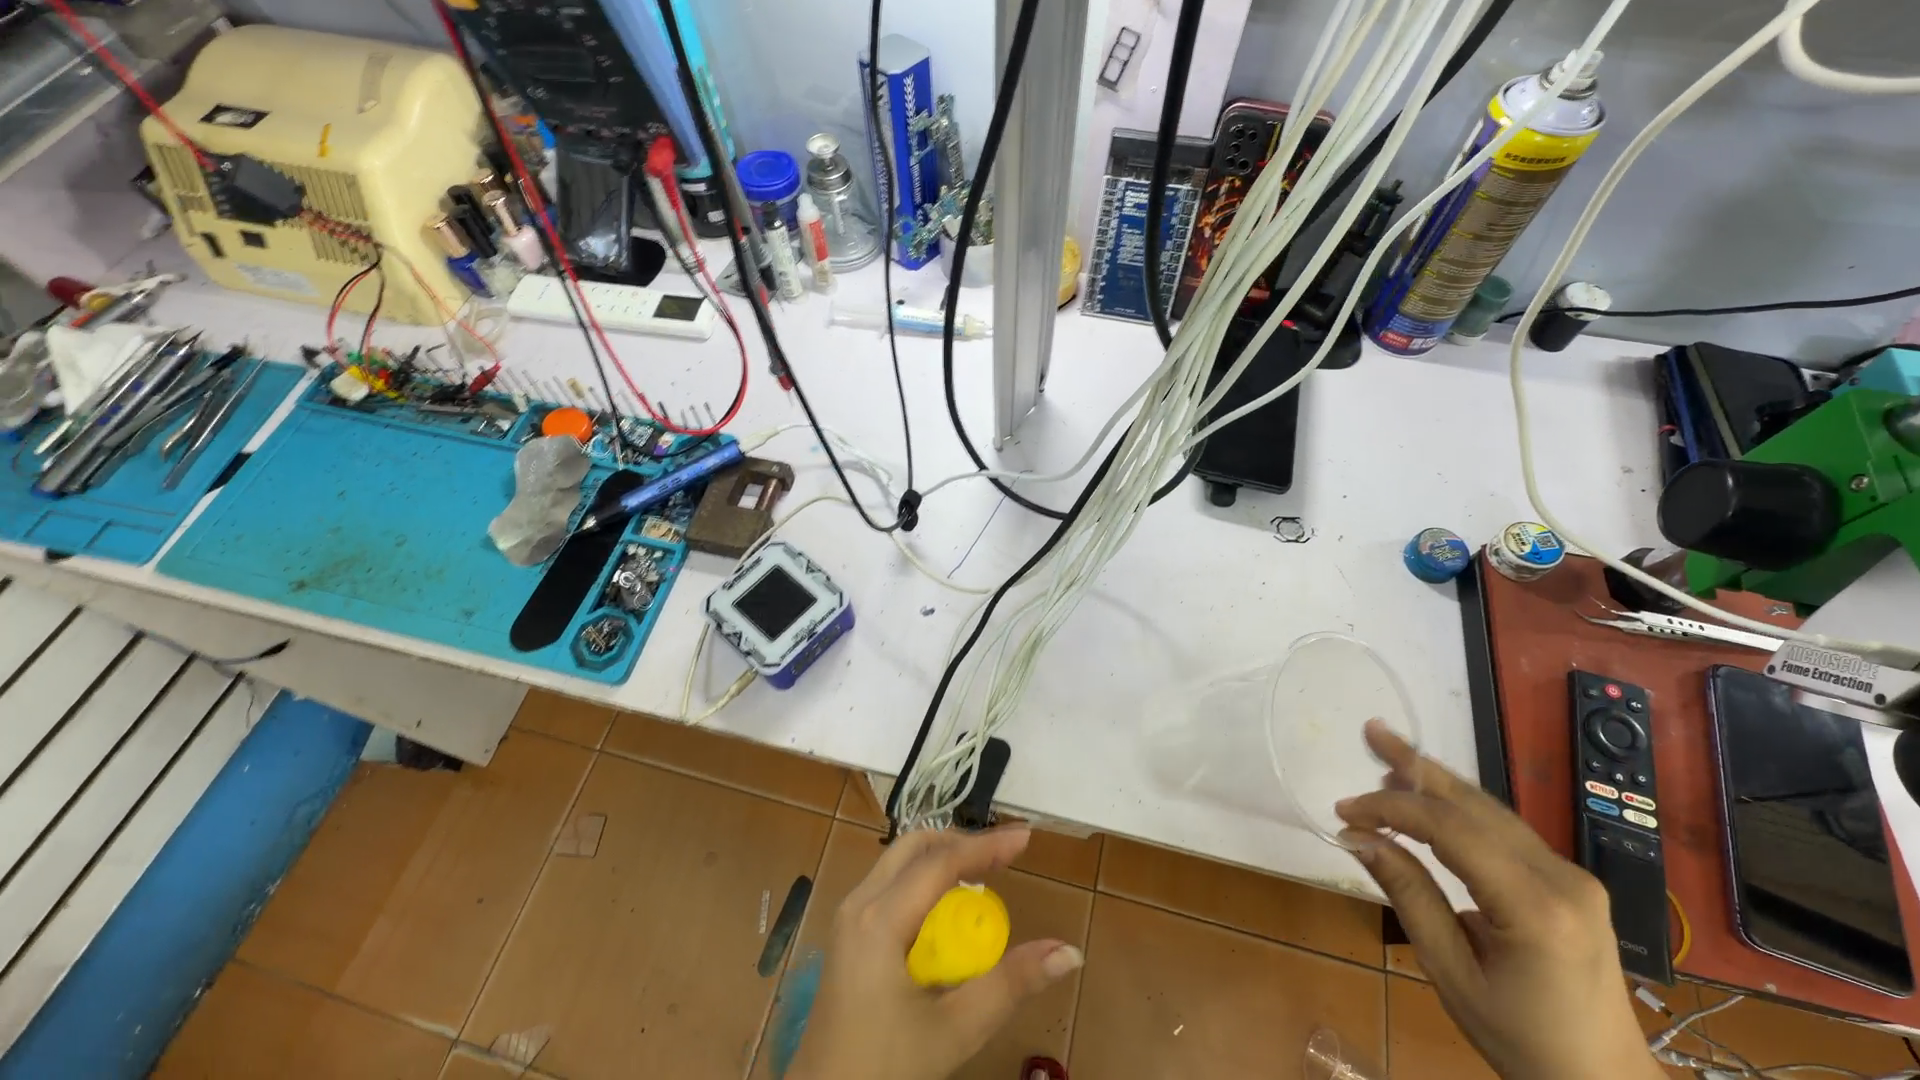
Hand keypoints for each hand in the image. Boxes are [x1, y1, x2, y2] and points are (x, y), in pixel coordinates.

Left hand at [787, 827, 1084, 1079]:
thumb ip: (1011, 983)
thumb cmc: (887, 1065)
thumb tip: (1069, 952)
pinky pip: (888, 884)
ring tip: (983, 877)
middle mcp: (858, 904)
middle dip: (961, 843)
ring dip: (941, 859)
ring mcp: (848, 917)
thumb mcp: (956, 1029)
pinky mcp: (847, 934)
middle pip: (913, 847)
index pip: (940, 863)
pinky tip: (948, 909)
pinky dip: (923, 880)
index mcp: (880, 920)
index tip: (1026, 838)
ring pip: (897, 862)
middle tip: (1003, 857)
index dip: (986, 845)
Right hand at [1336, 720, 1661, 1079]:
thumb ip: (1409, 896)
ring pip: (1492, 811)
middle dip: (1419, 766)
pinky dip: (1460, 811)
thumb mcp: (1451, 973)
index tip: (1344, 809)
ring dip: (1438, 783)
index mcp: (1535, 906)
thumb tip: (1359, 838)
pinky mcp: (1570, 881)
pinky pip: (1505, 831)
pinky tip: (1429, 802)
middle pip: (1477, 805)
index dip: (1392, 808)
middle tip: (1371, 732)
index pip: (1451, 829)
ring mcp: (1572, 875)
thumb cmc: (1519, 1038)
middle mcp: (1562, 877)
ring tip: (1388, 758)